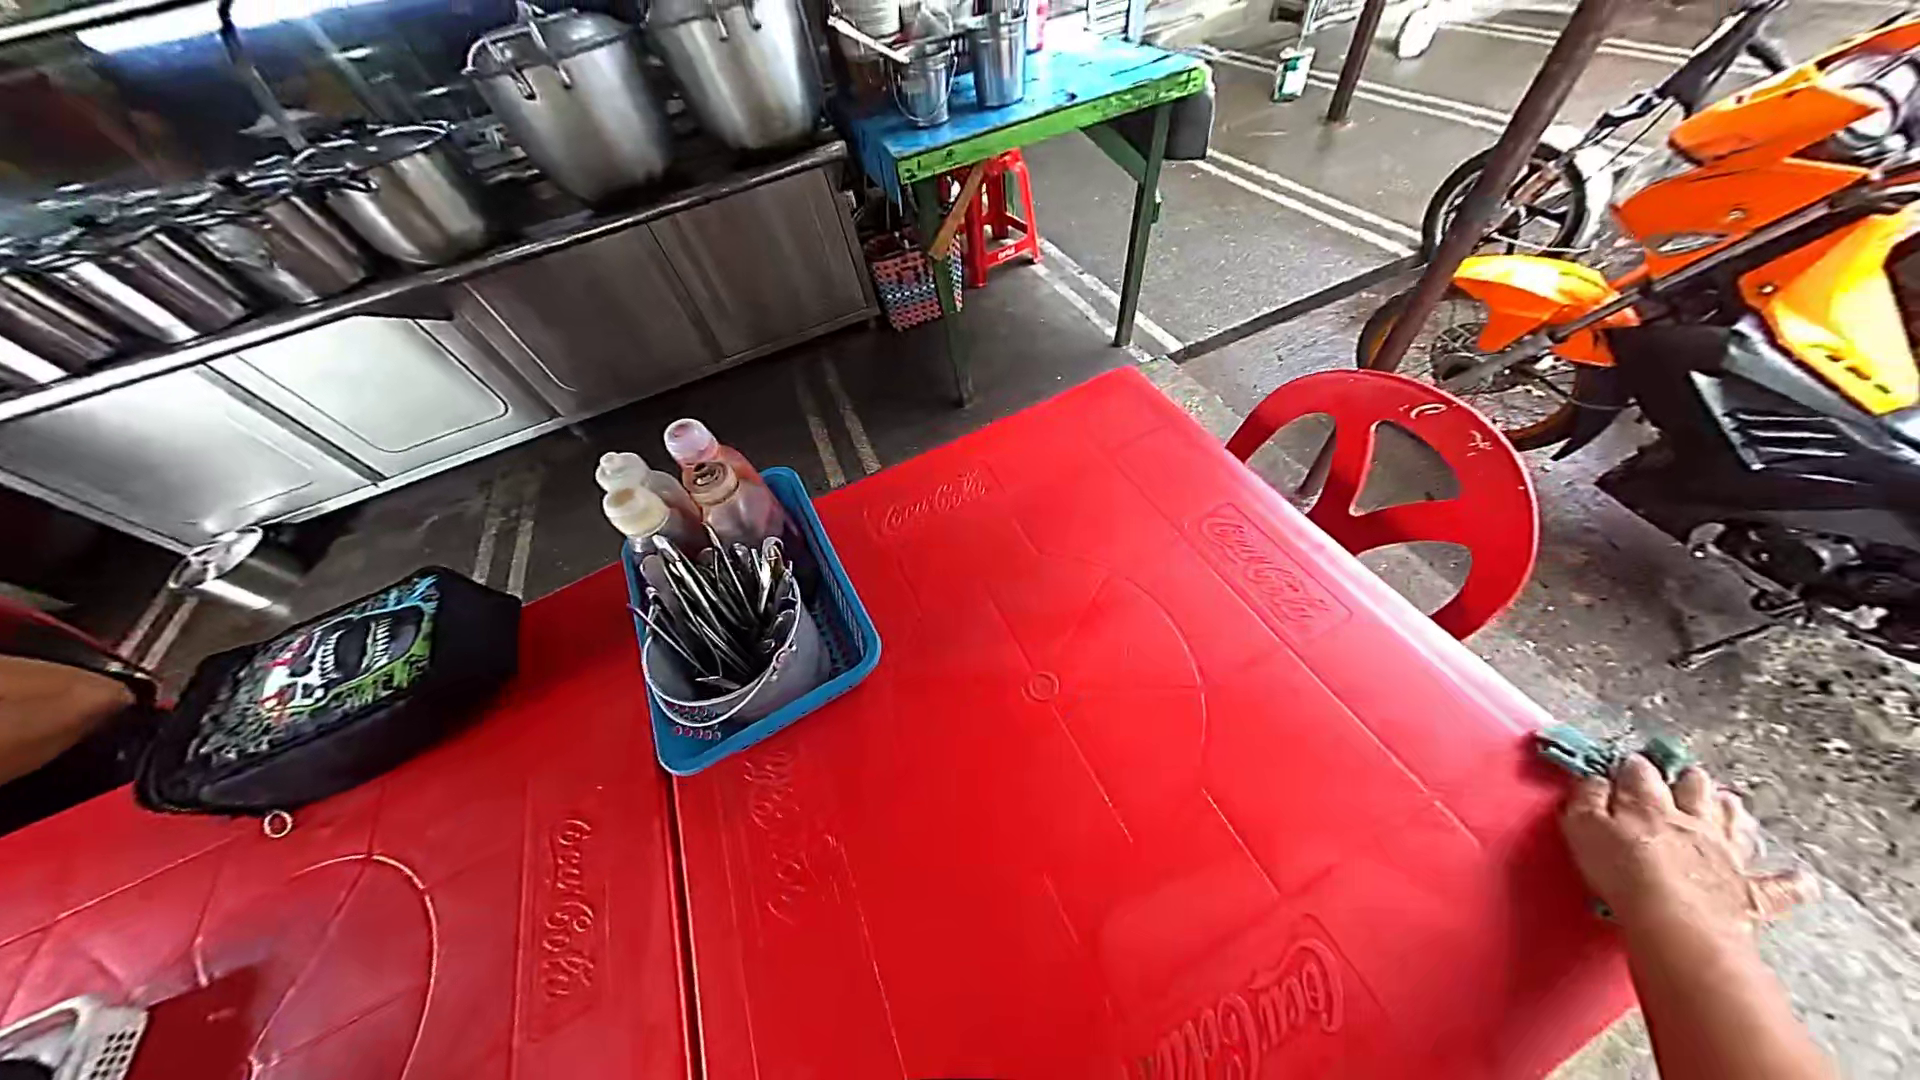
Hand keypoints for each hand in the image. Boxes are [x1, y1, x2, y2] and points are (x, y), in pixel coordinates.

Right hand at [1561, 757, 1815, 940]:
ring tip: (1728, 801)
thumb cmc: (1620, 871)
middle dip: (1690, 779)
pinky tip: (1800, 877)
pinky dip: (1793, 881)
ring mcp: (1728, 856)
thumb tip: (1594, 780)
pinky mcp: (1752, 891)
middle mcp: (1693, 823)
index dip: (1635, 765)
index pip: (1641, 773)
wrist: (1675, 921)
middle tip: (1686, 774)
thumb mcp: (1581, 826)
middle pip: (1696, 791)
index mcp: (1648, 805)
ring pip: (1736, 824)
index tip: (1630, 762)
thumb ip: (1586, 798)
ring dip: (1732, 811)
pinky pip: (1782, 886)